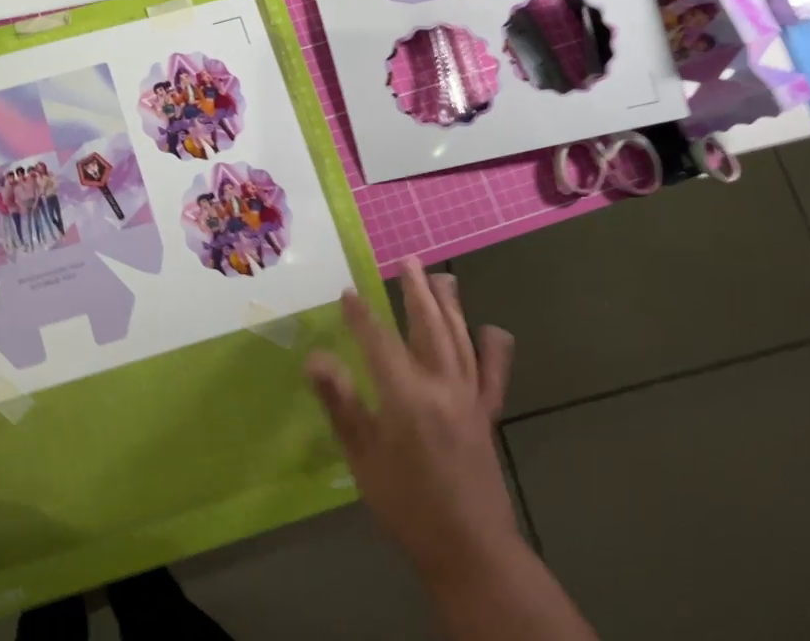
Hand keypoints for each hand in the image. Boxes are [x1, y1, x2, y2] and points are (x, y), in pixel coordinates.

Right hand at [306, 257, 520, 581]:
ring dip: (451, 307)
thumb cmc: (406, 504)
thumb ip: (341, 403)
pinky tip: (492, 331)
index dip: (362, 315)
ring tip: (444, 278)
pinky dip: (493, 349)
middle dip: (416, 293)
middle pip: (430, 329)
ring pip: (461, 342)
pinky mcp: (486, 416)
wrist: (469, 548)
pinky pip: (492, 375)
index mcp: (407, 397)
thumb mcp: (362, 456)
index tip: (348, 288)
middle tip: (408, 261)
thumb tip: (316, 358)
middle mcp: (443, 388)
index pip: (380, 342)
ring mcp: (470, 400)